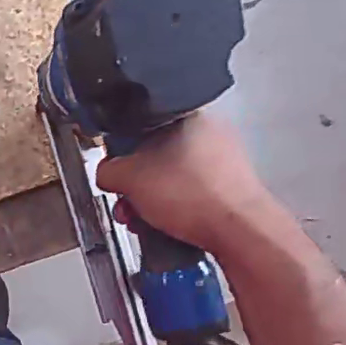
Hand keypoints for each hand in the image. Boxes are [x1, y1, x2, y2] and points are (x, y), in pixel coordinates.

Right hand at [94, 114, 281, 256]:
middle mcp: (209, 132)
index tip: (114, 174)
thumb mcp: (129, 178)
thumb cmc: (188, 193)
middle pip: (155, 156)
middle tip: (125, 206)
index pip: (140, 127)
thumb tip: (107, 174)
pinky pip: (192, 194)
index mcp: (186, 115)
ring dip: (150, 201)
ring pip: (172, 178)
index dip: (119, 152)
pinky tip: (164, 228)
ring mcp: (224, 161)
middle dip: (134, 186)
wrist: (238, 229)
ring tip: (141, 223)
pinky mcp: (231, 188)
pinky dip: (174, 209)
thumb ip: (108, 171)